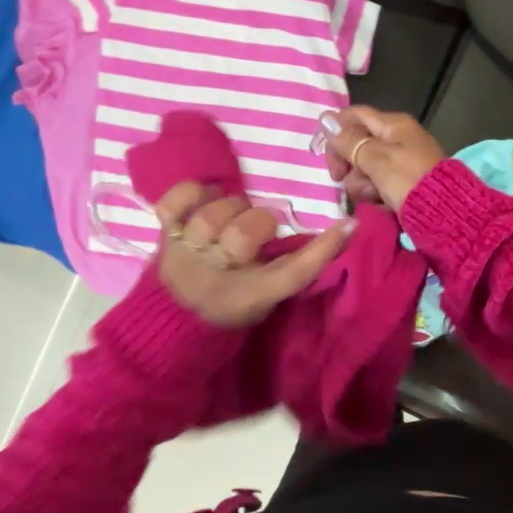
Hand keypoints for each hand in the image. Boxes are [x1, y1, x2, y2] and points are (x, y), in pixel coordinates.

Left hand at [154, 182, 351, 327]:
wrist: (178, 319)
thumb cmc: (237, 301)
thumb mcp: (273, 290)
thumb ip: (300, 262)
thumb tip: (345, 227)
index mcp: (255, 294)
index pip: (295, 271)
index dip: (323, 248)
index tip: (347, 223)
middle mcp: (221, 275)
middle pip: (244, 234)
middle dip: (259, 221)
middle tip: (262, 226)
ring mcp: (188, 255)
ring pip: (210, 216)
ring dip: (228, 206)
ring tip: (232, 212)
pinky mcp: (165, 238)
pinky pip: (172, 204)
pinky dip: (191, 193)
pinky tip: (206, 196)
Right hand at [320, 106, 445, 210]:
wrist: (445, 214)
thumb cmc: (408, 180)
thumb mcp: (376, 159)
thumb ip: (350, 141)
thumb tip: (325, 119)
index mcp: (394, 124)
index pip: (354, 117)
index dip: (335, 134)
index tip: (327, 157)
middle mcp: (398, 138)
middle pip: (359, 144)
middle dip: (349, 164)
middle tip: (342, 180)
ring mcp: (403, 162)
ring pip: (367, 167)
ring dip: (362, 183)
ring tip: (371, 195)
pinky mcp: (406, 183)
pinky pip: (381, 184)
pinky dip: (377, 193)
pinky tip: (381, 203)